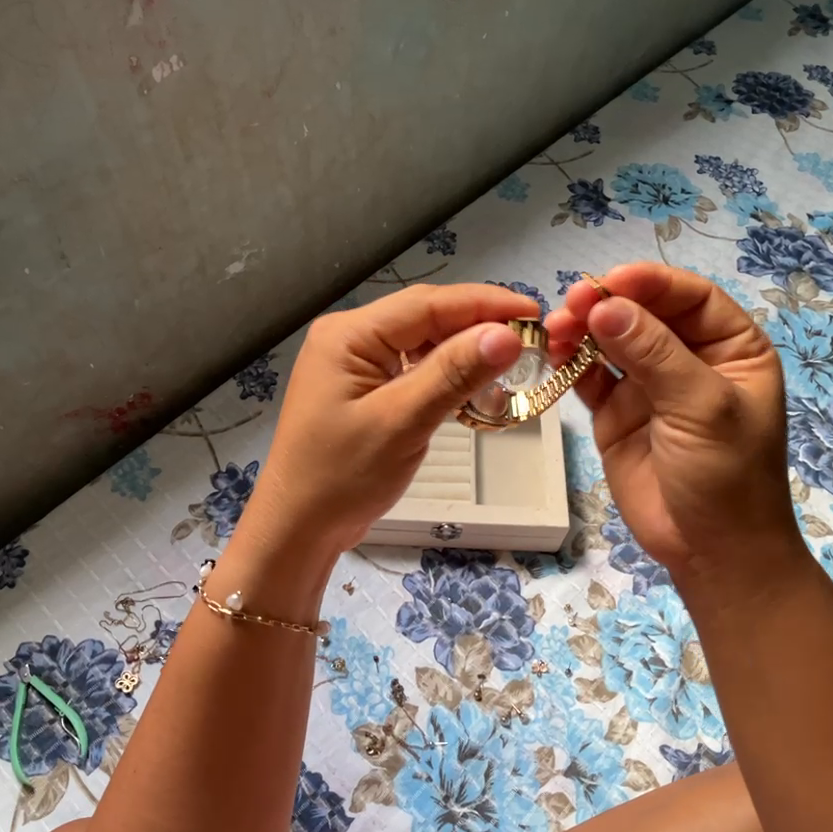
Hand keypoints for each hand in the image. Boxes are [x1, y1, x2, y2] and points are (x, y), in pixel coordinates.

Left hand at [239, 284, 537, 557]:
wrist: (297, 528)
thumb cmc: (341, 477)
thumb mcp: (402, 422)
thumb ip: (453, 374)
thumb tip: (507, 335)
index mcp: (349, 334)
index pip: (428, 304)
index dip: (484, 304)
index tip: (534, 315)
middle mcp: (349, 339)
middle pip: (425, 318)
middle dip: (477, 326)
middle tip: (531, 342)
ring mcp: (354, 366)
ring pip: (421, 344)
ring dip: (463, 352)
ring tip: (509, 364)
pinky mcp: (363, 392)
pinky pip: (411, 369)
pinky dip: (444, 376)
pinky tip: (472, 388)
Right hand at [546, 264, 797, 579]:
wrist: (710, 551)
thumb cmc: (727, 476)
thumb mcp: (702, 408)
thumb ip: (655, 355)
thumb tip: (605, 308)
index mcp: (731, 348)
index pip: (690, 299)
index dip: (651, 284)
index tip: (609, 281)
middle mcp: (688, 359)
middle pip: (644, 315)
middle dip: (608, 305)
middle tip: (570, 304)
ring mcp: (648, 387)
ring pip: (611, 343)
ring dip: (583, 331)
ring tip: (553, 330)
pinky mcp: (615, 414)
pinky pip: (589, 378)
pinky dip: (570, 364)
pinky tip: (553, 355)